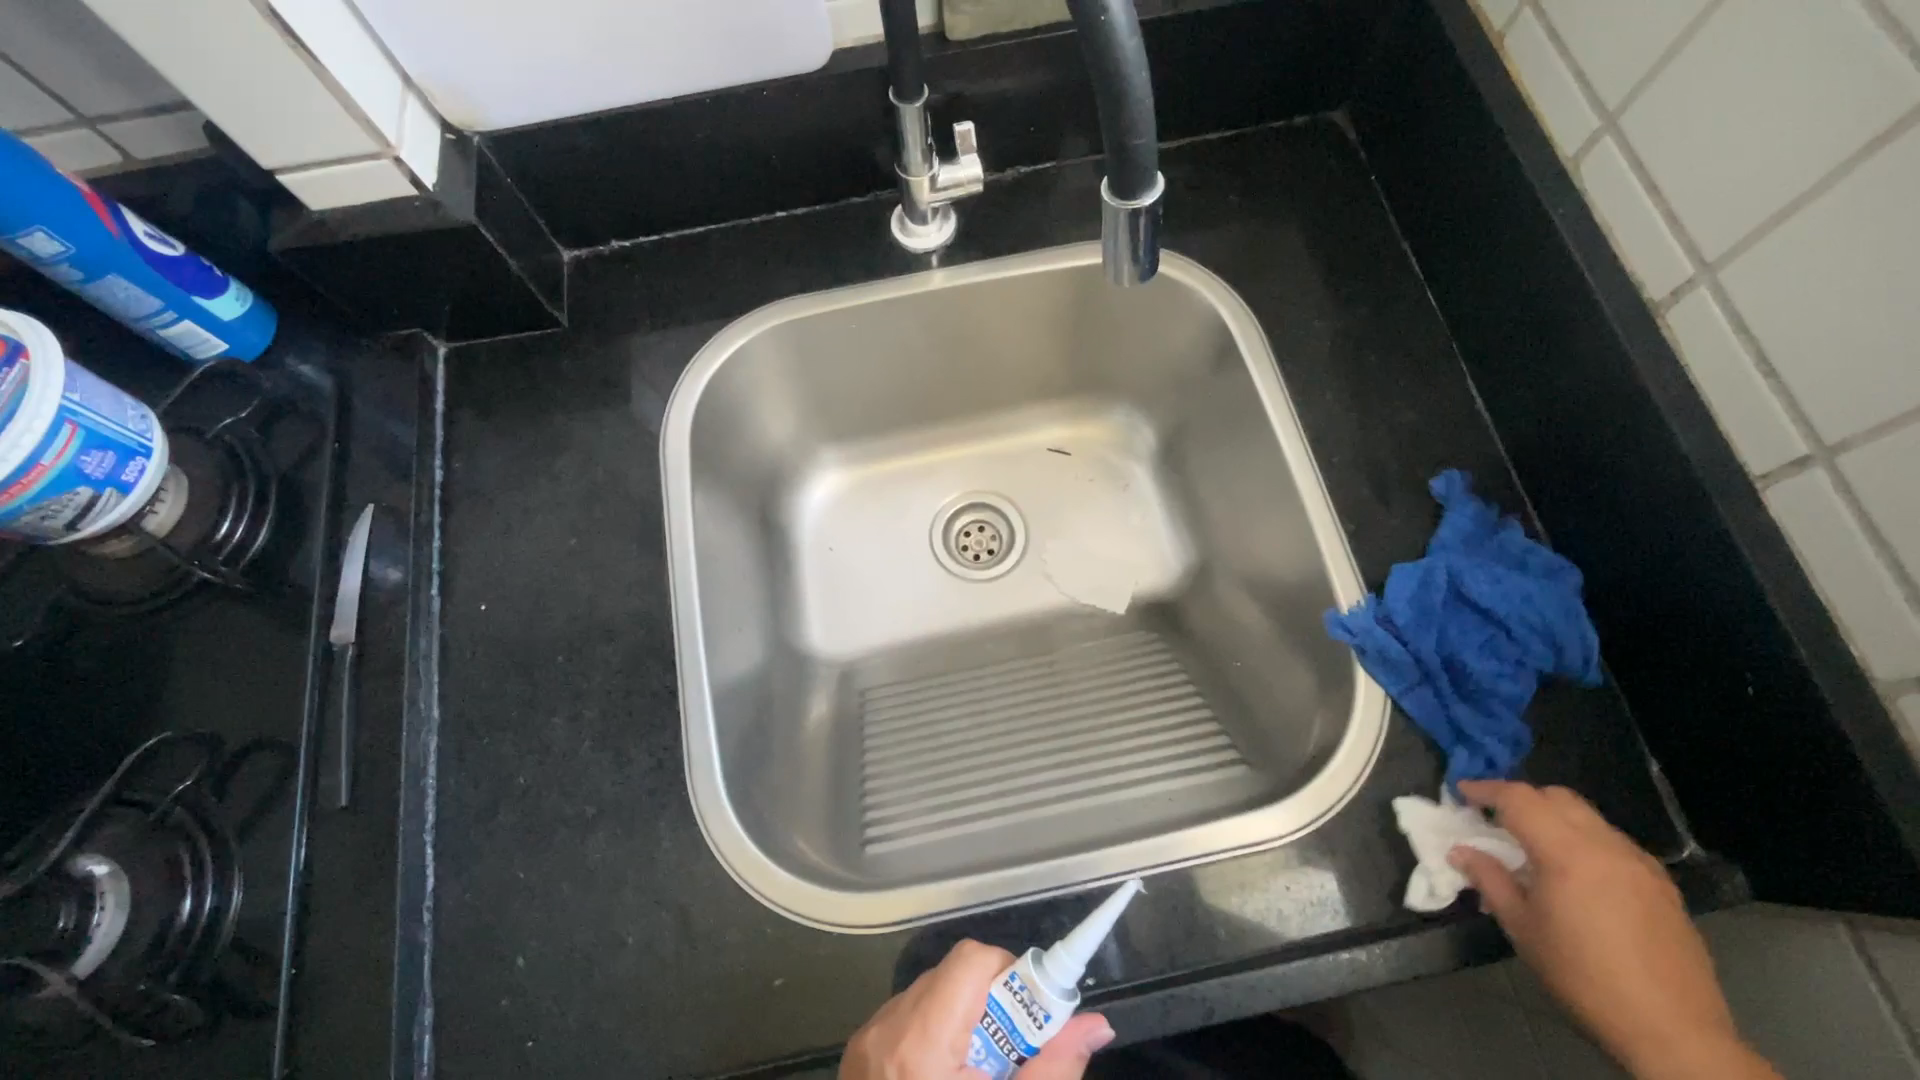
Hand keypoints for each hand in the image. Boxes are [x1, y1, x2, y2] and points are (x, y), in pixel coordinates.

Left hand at [840, 940, 1114, 1079]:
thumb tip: (1097, 1024)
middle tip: (1016, 1052)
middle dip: (995, 1002)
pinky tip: (951, 1076)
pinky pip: (910, 1016)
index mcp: (919, 1044)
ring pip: (933, 992)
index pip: (971, 960)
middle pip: (953, 974)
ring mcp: (868, 1037)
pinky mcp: (860, 1050)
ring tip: (984, 1071)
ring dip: (968, 1018)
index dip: (1011, 976)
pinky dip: (939, 1033)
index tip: (1034, 1018)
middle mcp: (886, 1027)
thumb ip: (1052, 1069)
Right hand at [1449, 781, 1778, 1079]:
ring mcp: (1641, 864)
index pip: (1520, 799)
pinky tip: (1577, 876)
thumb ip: (1490, 880)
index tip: (1461, 792)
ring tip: (1533, 849)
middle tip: (1494, 819)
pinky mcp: (1663, 885)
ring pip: (1589, 818)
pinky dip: (1584, 842)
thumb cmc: (1582, 977)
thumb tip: (1461, 851)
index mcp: (1568, 853)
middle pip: (1558, 797)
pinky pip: (1614, 844)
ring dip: (1555, 819)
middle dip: (1521, 799)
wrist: (1671, 1029)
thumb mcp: (1523, 929)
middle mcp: (1607, 846)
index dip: (1486, 789)